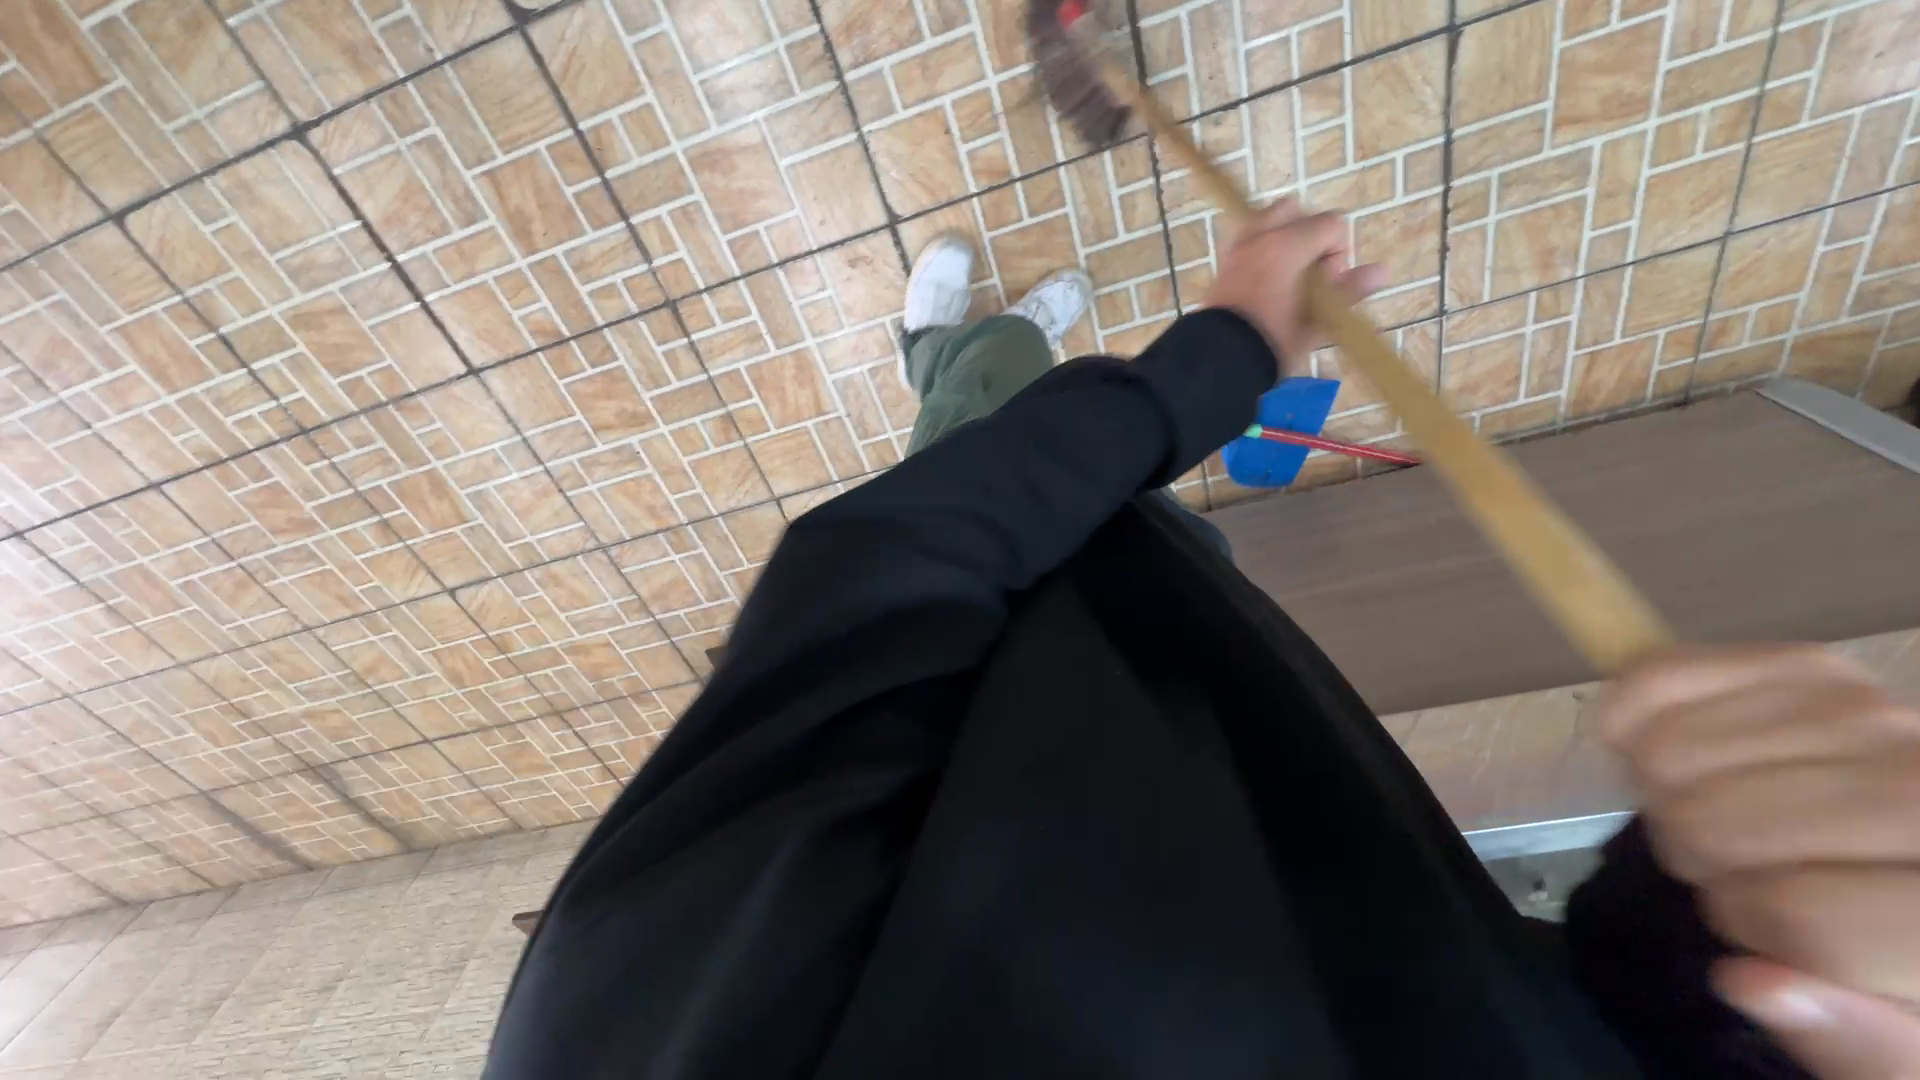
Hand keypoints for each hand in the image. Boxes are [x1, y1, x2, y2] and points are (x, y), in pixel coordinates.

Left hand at [1202, 199, 1384, 377]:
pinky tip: (1264, 279)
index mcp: (1288, 244)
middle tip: (1308, 276)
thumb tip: (1383, 271)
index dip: (1337, 254)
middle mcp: (1261, 235)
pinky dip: (1261, 246)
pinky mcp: (1223, 261)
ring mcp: (1238, 246)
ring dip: (1284, 236)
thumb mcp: (1316, 321)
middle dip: (1310, 236)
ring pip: (1269, 218)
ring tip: (1287, 275)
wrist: (1219, 360)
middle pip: (1298, 210)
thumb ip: (1349, 290)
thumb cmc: (1273, 341)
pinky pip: (1247, 236)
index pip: (1332, 223)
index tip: (1325, 287)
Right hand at [1595, 645, 1919, 1078]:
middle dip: (1700, 857)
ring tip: (1718, 808)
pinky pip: (1656, 675)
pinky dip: (1627, 714)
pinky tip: (1654, 742)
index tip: (1776, 932)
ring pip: (1670, 754)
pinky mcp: (1805, 664)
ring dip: (1664, 790)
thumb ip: (1855, 1039)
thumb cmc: (1911, 955)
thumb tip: (1752, 982)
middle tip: (1737, 867)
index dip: (1756, 929)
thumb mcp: (1914, 1044)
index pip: (1804, 915)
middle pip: (1718, 824)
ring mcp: (1871, 712)